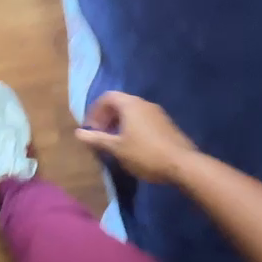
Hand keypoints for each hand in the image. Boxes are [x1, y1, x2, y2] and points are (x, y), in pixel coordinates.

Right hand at [75, 91, 199, 183]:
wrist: (183, 164)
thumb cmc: (145, 153)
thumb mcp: (117, 148)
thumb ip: (97, 139)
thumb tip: (78, 132)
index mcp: (130, 104)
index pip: (107, 97)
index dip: (95, 111)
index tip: (91, 127)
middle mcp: (144, 103)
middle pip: (120, 103)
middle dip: (107, 117)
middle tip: (101, 134)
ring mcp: (158, 113)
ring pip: (133, 112)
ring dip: (120, 123)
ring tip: (116, 142)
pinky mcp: (167, 124)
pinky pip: (144, 120)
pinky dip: (133, 128)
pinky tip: (134, 146)